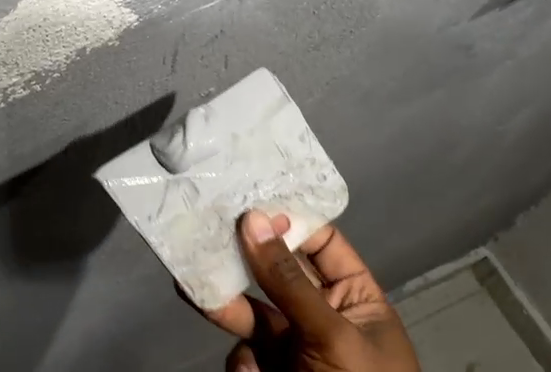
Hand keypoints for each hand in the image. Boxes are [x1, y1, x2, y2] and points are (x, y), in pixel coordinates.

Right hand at [202, 211, 420, 371]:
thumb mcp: (332, 335)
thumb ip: (289, 280)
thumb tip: (253, 219)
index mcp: (357, 300)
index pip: (321, 242)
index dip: (287, 218)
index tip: (248, 195)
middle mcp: (323, 316)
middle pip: (276, 271)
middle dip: (243, 255)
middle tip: (204, 227)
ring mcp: (296, 350)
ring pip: (250, 311)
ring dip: (224, 302)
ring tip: (192, 286)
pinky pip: (244, 355)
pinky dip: (243, 364)